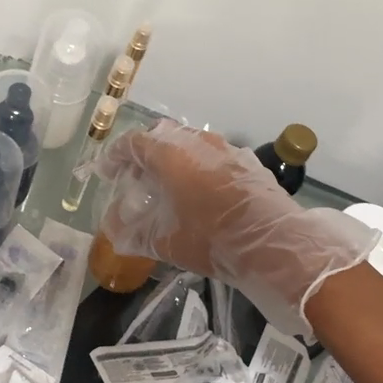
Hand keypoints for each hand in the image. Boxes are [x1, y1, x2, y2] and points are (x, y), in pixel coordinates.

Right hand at [95, 122, 376, 335]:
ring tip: (166, 187)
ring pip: (191, 145)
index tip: (107, 173)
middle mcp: (199, 143)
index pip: (134, 142)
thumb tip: (114, 231)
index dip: (116, 156)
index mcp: (173, 155)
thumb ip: (133, 233)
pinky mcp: (249, 163)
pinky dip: (198, 168)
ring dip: (174, 160)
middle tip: (136, 178)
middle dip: (144, 155)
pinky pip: (214, 157)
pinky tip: (200, 193)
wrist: (275, 246)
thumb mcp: (166, 243)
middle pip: (163, 137)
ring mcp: (228, 149)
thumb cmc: (213, 241)